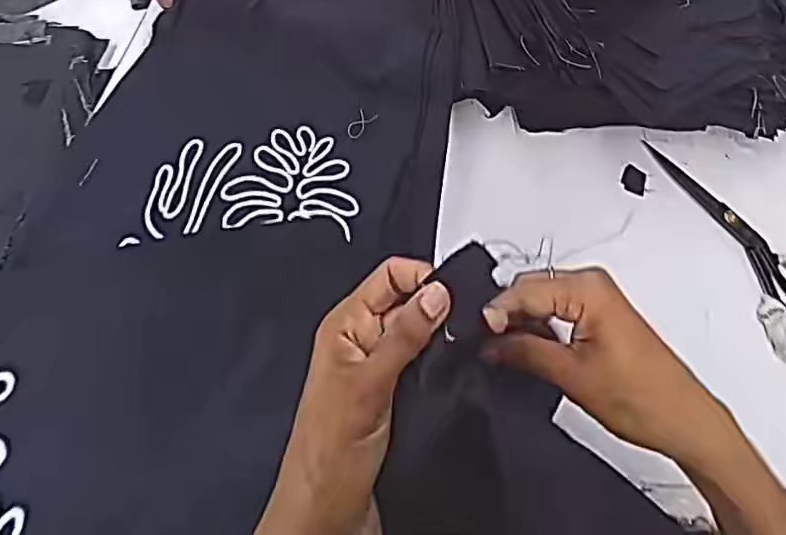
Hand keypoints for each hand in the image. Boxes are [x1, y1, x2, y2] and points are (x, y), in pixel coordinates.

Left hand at [255, 258, 450, 534]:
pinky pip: (422, 361)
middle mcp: (362, 341)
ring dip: (439, 333)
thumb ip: (403, 337)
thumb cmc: (325, 458)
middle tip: (462, 316)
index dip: (420, 275)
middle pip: (406, 300)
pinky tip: (450, 368)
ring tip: (459, 342)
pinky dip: (439, 360)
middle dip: (435, 303)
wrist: (323, 518)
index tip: (450, 291)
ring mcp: (379, 367)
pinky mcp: (394, 393)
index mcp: (345, 326)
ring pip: (418, 331)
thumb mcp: (368, 387)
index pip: (388, 275)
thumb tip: (435, 293)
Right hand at [482, 267, 732, 466]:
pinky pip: (558, 305)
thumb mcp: (573, 376)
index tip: (479, 332)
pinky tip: (531, 346)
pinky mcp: (600, 311)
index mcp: (589, 288)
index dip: (498, 312)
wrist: (684, 419)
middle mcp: (594, 283)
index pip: (525, 289)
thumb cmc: (648, 397)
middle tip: (487, 342)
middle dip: (508, 313)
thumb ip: (526, 352)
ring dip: (523, 319)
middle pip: (532, 287)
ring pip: (543, 296)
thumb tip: (494, 342)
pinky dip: (541, 323)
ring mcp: (598, 295)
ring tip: (506, 349)